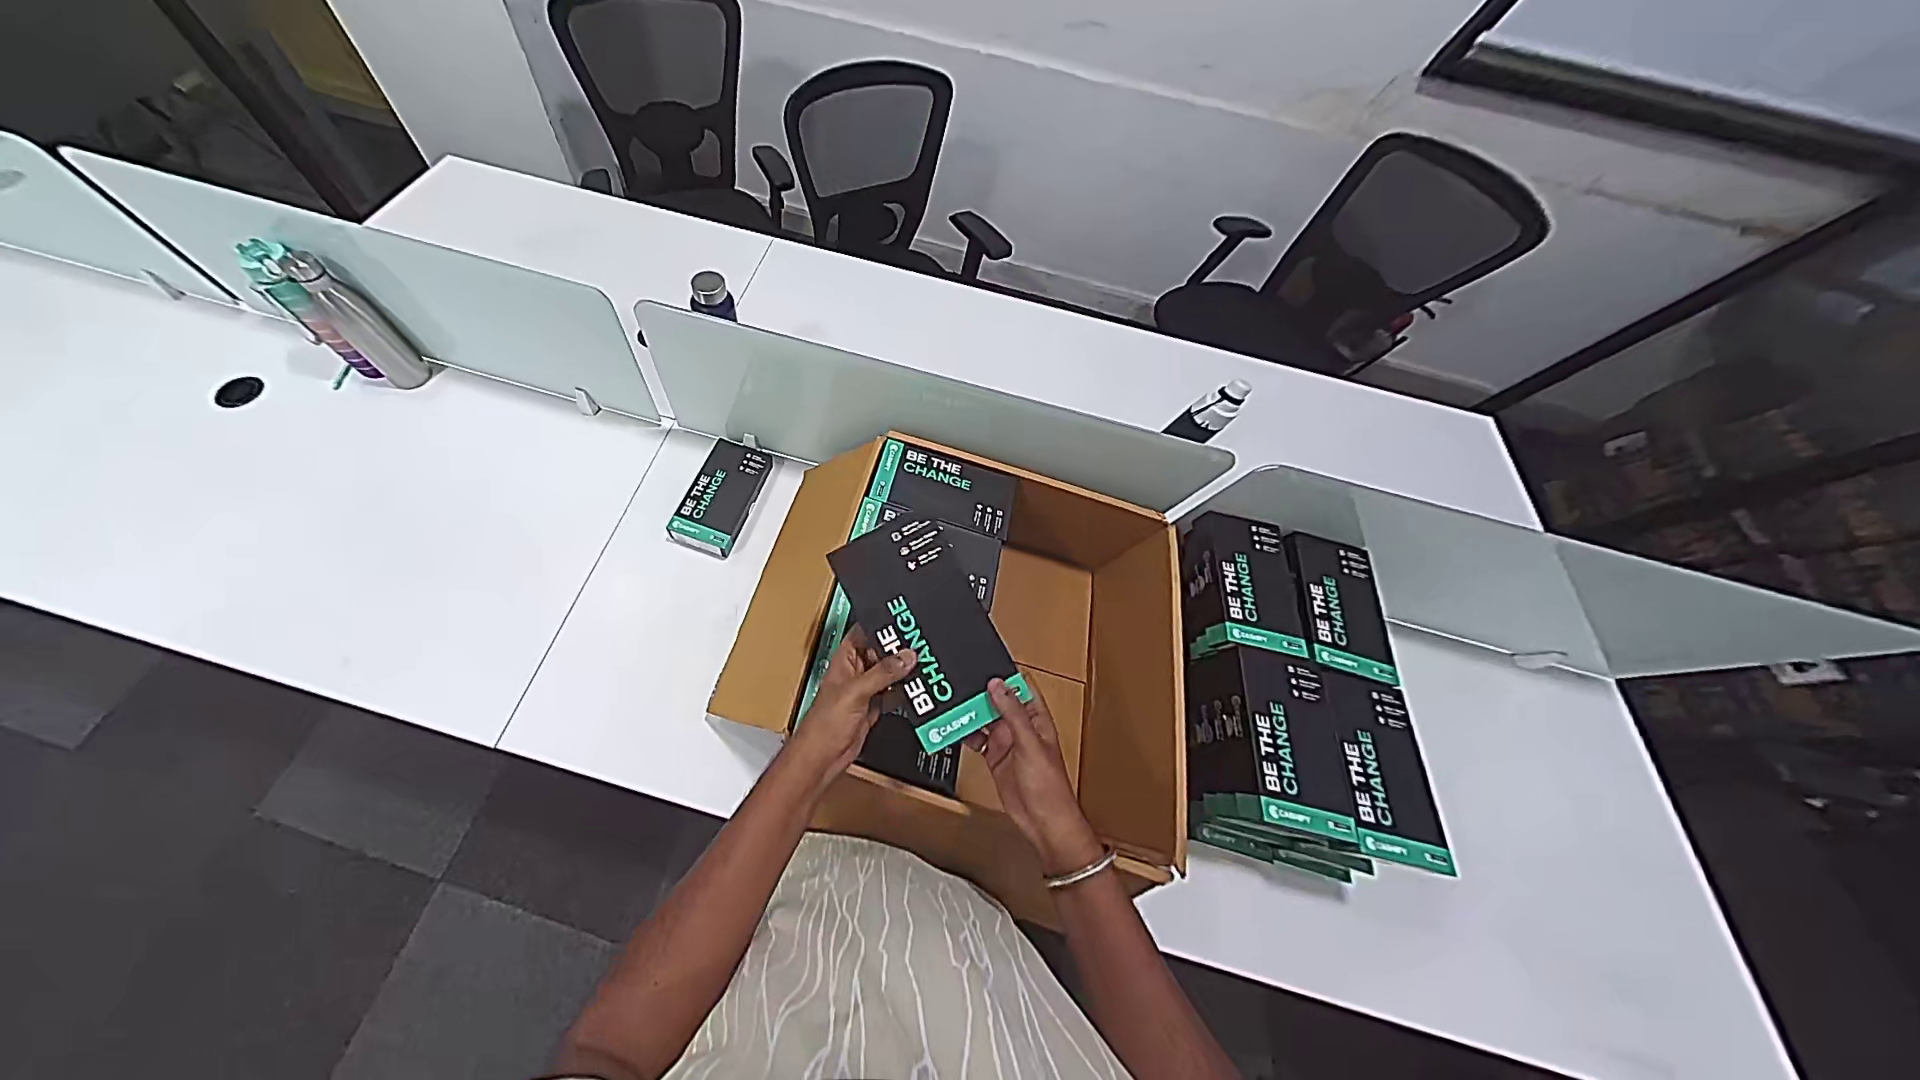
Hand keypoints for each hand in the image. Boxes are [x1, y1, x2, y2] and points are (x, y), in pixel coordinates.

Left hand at [786, 627, 915, 780]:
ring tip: (922, 665)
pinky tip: (915, 689)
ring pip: (889, 673)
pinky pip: (893, 693)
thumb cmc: (823, 724)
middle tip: (919, 645)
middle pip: (881, 652)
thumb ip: (883, 673)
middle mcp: (855, 672)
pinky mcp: (873, 707)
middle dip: (899, 649)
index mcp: (844, 660)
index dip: (881, 625)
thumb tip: (905, 656)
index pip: (864, 632)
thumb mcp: (856, 692)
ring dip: (903, 671)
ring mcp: (864, 690)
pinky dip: (904, 691)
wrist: (823, 758)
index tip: (902, 621)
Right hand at [966, 678, 1104, 876]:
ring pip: (985, 718)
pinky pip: (977, 739)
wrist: (1043, 822)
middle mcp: (1021, 727)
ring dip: (972, 712)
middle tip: (961, 683)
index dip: (1005, 675)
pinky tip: (956, 728)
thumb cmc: (1050, 786)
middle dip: (981, 692)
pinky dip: (966, 733)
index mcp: (1036, 718)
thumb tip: (998, 685)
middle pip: (998, 700)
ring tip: (955, 703)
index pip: (1021, 686)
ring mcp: (1007, 742)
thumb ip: (1012, 714)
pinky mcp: (995, 757)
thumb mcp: (1030, 744)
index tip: (986, 663)